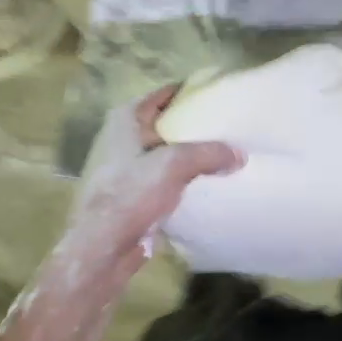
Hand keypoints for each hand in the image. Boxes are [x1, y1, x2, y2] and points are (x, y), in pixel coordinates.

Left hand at [43, 85, 245, 307]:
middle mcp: (121, 138)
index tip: (216, 92)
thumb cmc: (130, 194)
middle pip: (165, 123)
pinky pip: (163, 179)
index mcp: (125, 120)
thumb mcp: (174, 165)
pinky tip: (205, 184)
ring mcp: (124, 169)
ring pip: (164, 153)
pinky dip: (181, 179)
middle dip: (191, 125)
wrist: (101, 249)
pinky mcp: (130, 196)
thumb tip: (240, 154)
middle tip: (226, 124)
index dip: (188, 91)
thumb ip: (209, 153)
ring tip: (222, 153)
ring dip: (187, 155)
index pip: (162, 94)